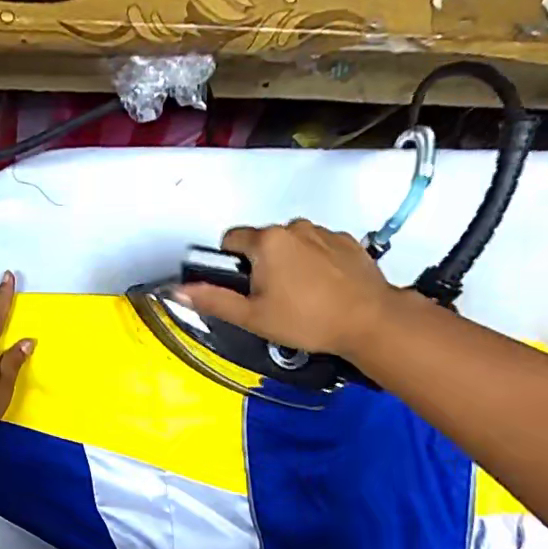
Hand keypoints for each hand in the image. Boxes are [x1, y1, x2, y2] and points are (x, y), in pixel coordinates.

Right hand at [174, 220, 400, 356]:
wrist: (369, 321)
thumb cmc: (306, 320)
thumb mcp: (253, 317)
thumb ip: (214, 300)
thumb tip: (178, 291)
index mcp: (266, 241)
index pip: (230, 240)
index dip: (230, 264)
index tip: (242, 288)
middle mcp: (293, 227)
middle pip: (262, 241)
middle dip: (261, 264)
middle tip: (272, 299)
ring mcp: (323, 231)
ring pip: (292, 243)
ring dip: (289, 262)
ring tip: (301, 296)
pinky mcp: (348, 240)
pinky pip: (319, 246)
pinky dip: (316, 262)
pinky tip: (324, 289)